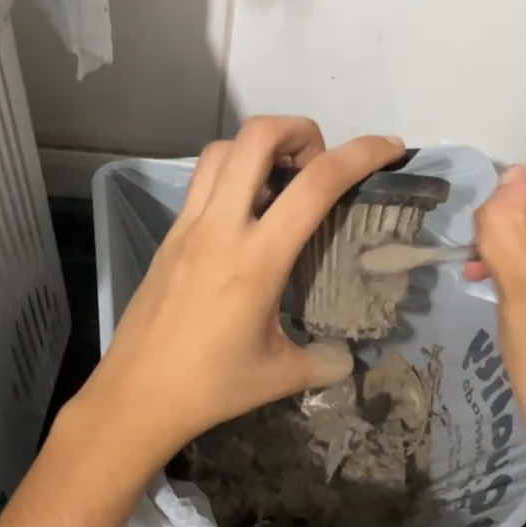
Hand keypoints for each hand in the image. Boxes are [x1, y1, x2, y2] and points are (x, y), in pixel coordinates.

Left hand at [65, 117, 405, 471]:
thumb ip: (325, 360)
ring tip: (283, 181)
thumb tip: (347, 356)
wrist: (135, 397)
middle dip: (301, 130)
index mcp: (255, 262)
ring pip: (221, 151)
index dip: (361, 154)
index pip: (315, 186)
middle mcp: (219, 230)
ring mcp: (187, 229)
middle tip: (318, 165)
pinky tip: (247, 216)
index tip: (390, 147)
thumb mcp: (280, 377)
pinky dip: (232, 175)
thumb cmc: (210, 388)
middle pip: (256, 137)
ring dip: (259, 147)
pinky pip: (201, 183)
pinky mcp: (168, 238)